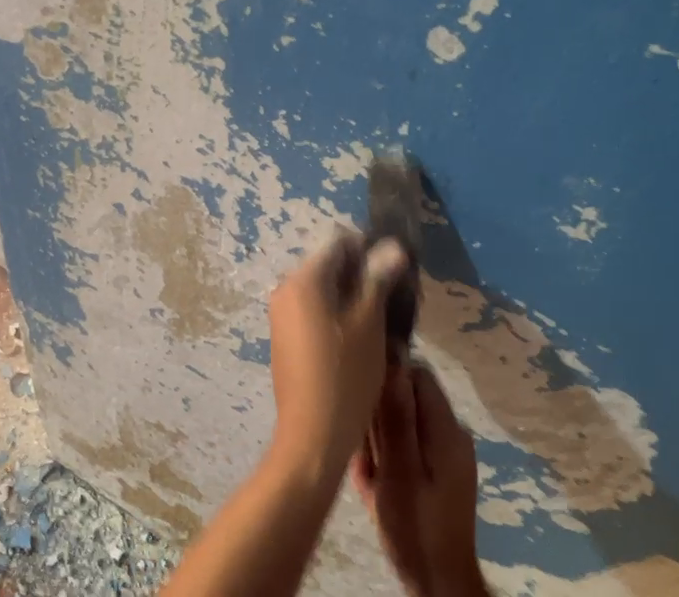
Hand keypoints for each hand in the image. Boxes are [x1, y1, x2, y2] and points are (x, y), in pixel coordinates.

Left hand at [267, 231, 410, 484]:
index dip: (370, 250)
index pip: (339, 241)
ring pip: (325, 290)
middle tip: (394, 301)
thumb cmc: (345, 376)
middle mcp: (285, 289)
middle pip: (330, 265)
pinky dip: (339, 316)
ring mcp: (282, 314)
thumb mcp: (370, 323)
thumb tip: (392, 246)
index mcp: (303, 279)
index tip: (395, 274)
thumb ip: (378, 279)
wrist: (312, 436)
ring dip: (353, 298)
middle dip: (363, 276)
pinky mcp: (286, 337)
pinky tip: (362, 340)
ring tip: (383, 324)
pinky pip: (315, 311)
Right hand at [351, 364, 488, 596]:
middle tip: (365, 454)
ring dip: (380, 446)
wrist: (438, 583)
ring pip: (402, 427)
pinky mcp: (439, 476)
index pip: (417, 374)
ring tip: (369, 474)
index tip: (364, 407)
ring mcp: (447, 457)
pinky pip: (407, 452)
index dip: (386, 382)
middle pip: (408, 400)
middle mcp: (451, 435)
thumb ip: (397, 416)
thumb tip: (394, 360)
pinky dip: (388, 464)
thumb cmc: (415, 527)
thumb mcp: (398, 471)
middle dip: (379, 422)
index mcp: (446, 429)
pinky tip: (376, 488)